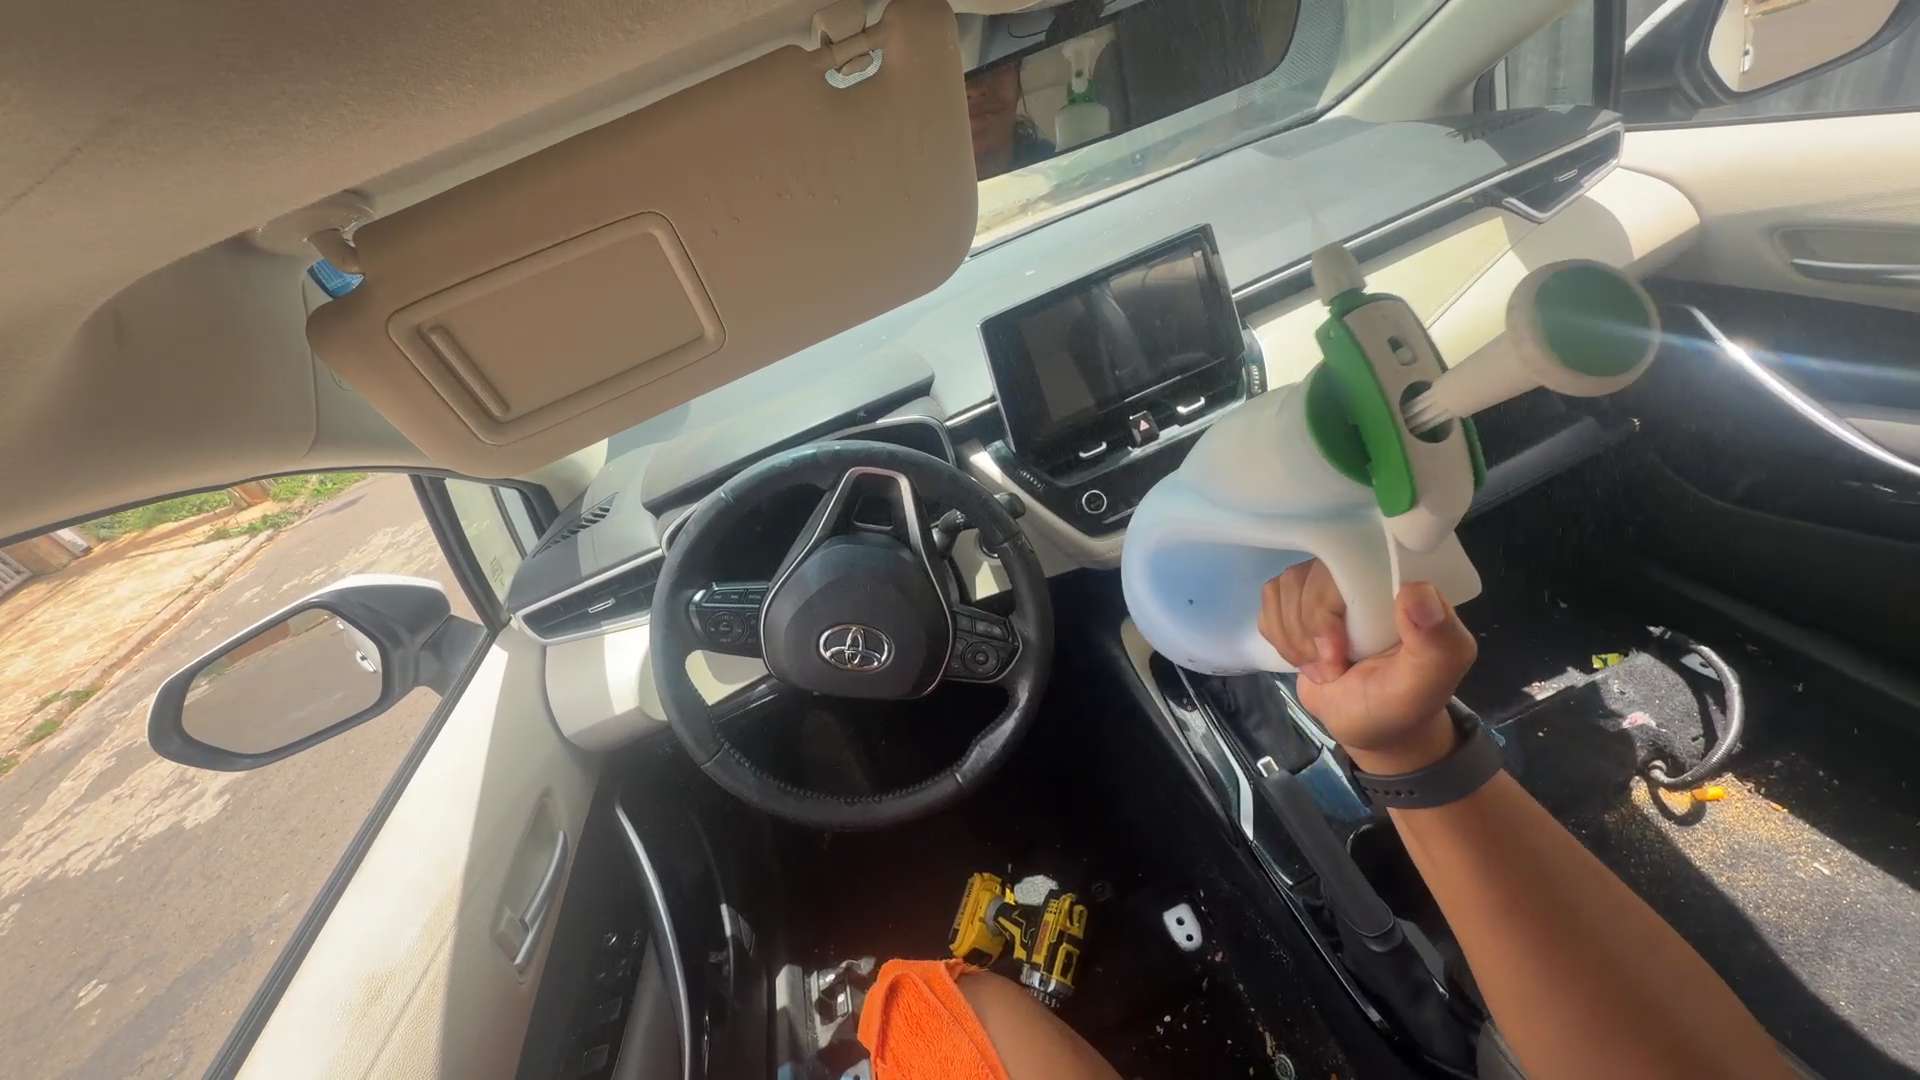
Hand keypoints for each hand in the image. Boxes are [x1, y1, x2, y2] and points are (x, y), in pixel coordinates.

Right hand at [1258, 560, 1477, 774]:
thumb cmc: (1399, 704)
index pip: (1341, 566)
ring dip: (1292, 639)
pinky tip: (1303, 658)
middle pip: (1302, 579)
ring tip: (1321, 668)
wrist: (1367, 727)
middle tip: (1332, 670)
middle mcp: (1357, 576)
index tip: (1338, 654)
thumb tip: (1415, 589)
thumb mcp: (1428, 682)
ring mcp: (1323, 588)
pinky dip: (1279, 638)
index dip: (1326, 608)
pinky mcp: (1295, 604)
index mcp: (1396, 583)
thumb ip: (1438, 641)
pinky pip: (1268, 603)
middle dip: (1307, 634)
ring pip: (1281, 590)